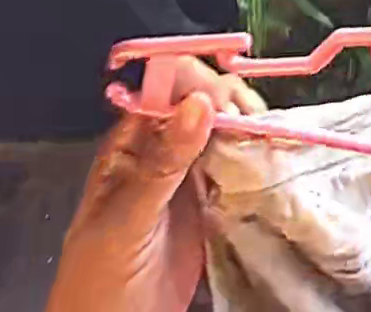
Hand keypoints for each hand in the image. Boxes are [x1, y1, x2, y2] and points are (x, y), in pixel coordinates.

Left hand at [44, 58, 262, 311]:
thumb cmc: (99, 287)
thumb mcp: (125, 225)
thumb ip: (161, 164)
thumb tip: (199, 101)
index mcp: (131, 145)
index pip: (168, 92)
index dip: (198, 84)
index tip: (227, 95)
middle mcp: (165, 147)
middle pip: (206, 102)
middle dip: (232, 102)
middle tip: (252, 120)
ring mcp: (193, 168)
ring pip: (229, 124)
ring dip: (250, 122)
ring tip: (264, 135)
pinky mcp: (218, 190)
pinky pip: (242, 155)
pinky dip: (259, 148)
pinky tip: (270, 149)